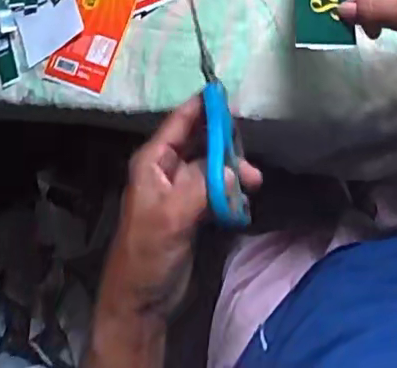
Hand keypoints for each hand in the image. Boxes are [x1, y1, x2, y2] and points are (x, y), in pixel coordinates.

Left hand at [96, 94, 262, 323]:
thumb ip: (202, 187)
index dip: (203, 105)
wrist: (141, 303)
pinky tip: (245, 198)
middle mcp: (167, 167)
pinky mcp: (193, 208)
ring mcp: (181, 188)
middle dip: (226, 141)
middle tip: (250, 145)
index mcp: (153, 160)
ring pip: (213, 164)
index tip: (228, 93)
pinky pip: (217, 187)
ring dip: (233, 169)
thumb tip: (234, 169)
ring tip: (255, 181)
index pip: (180, 121)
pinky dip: (231, 189)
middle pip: (201, 139)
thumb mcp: (171, 217)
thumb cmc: (147, 254)